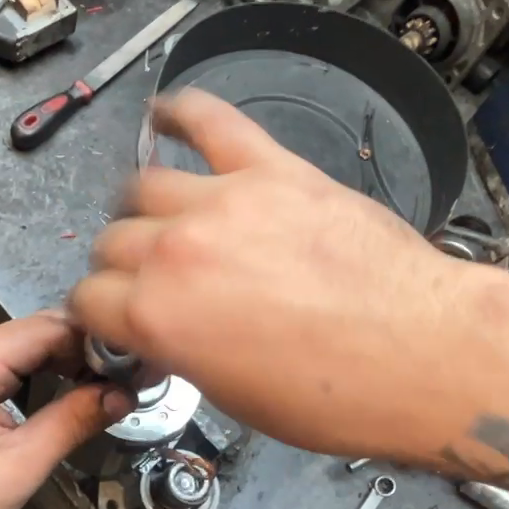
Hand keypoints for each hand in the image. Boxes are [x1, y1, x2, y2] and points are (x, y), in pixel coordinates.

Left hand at [0, 313, 132, 508]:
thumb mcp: (23, 463)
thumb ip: (75, 419)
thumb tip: (124, 393)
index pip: (44, 329)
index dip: (92, 341)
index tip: (130, 362)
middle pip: (28, 333)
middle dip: (76, 352)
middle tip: (122, 376)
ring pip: (14, 346)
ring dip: (54, 362)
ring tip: (98, 384)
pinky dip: (27, 373)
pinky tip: (57, 388)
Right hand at [68, 90, 486, 457]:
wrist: (421, 356)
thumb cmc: (330, 395)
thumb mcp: (227, 395)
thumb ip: (175, 350)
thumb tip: (160, 332)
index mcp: (156, 318)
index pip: (88, 300)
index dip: (94, 315)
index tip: (110, 320)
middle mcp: (175, 252)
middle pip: (111, 242)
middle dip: (117, 268)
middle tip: (144, 281)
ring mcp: (223, 202)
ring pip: (143, 186)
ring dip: (141, 209)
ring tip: (157, 220)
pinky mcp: (272, 171)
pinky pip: (212, 121)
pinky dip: (183, 113)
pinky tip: (166, 114)